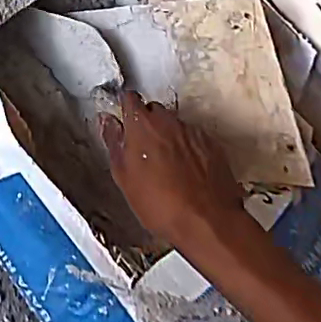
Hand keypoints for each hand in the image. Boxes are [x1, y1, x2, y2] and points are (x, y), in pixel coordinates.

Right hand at [100, 90, 246, 245]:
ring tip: (169, 166)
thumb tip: (107, 121)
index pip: (129, 97)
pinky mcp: (213, 145)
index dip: (126, 107)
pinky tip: (189, 173)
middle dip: (148, 124)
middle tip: (145, 149)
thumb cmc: (161, 203)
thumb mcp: (123, 176)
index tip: (125, 118)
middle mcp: (167, 120)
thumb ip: (113, 141)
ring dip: (170, 137)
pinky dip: (190, 149)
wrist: (208, 224)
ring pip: (175, 125)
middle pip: (154, 110)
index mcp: (141, 123)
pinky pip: (195, 139)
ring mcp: (192, 132)